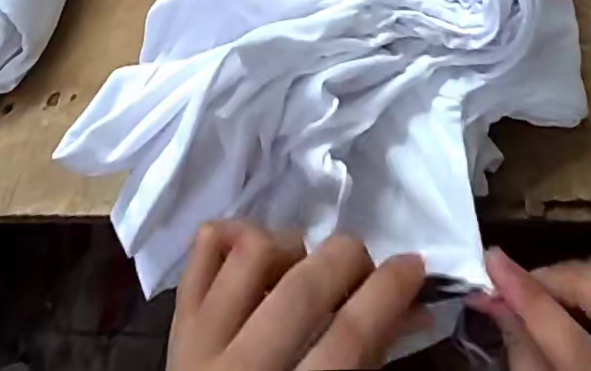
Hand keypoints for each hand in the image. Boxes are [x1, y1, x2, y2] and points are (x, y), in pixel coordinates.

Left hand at [167, 221, 428, 370]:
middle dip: (346, 259)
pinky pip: (204, 247)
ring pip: (251, 254)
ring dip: (290, 246)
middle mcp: (239, 370)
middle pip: (301, 290)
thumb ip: (368, 362)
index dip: (387, 294)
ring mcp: (198, 341)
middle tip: (366, 261)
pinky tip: (258, 253)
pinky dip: (235, 233)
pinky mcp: (177, 319)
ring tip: (304, 264)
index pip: (348, 340)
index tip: (413, 265)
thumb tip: (409, 307)